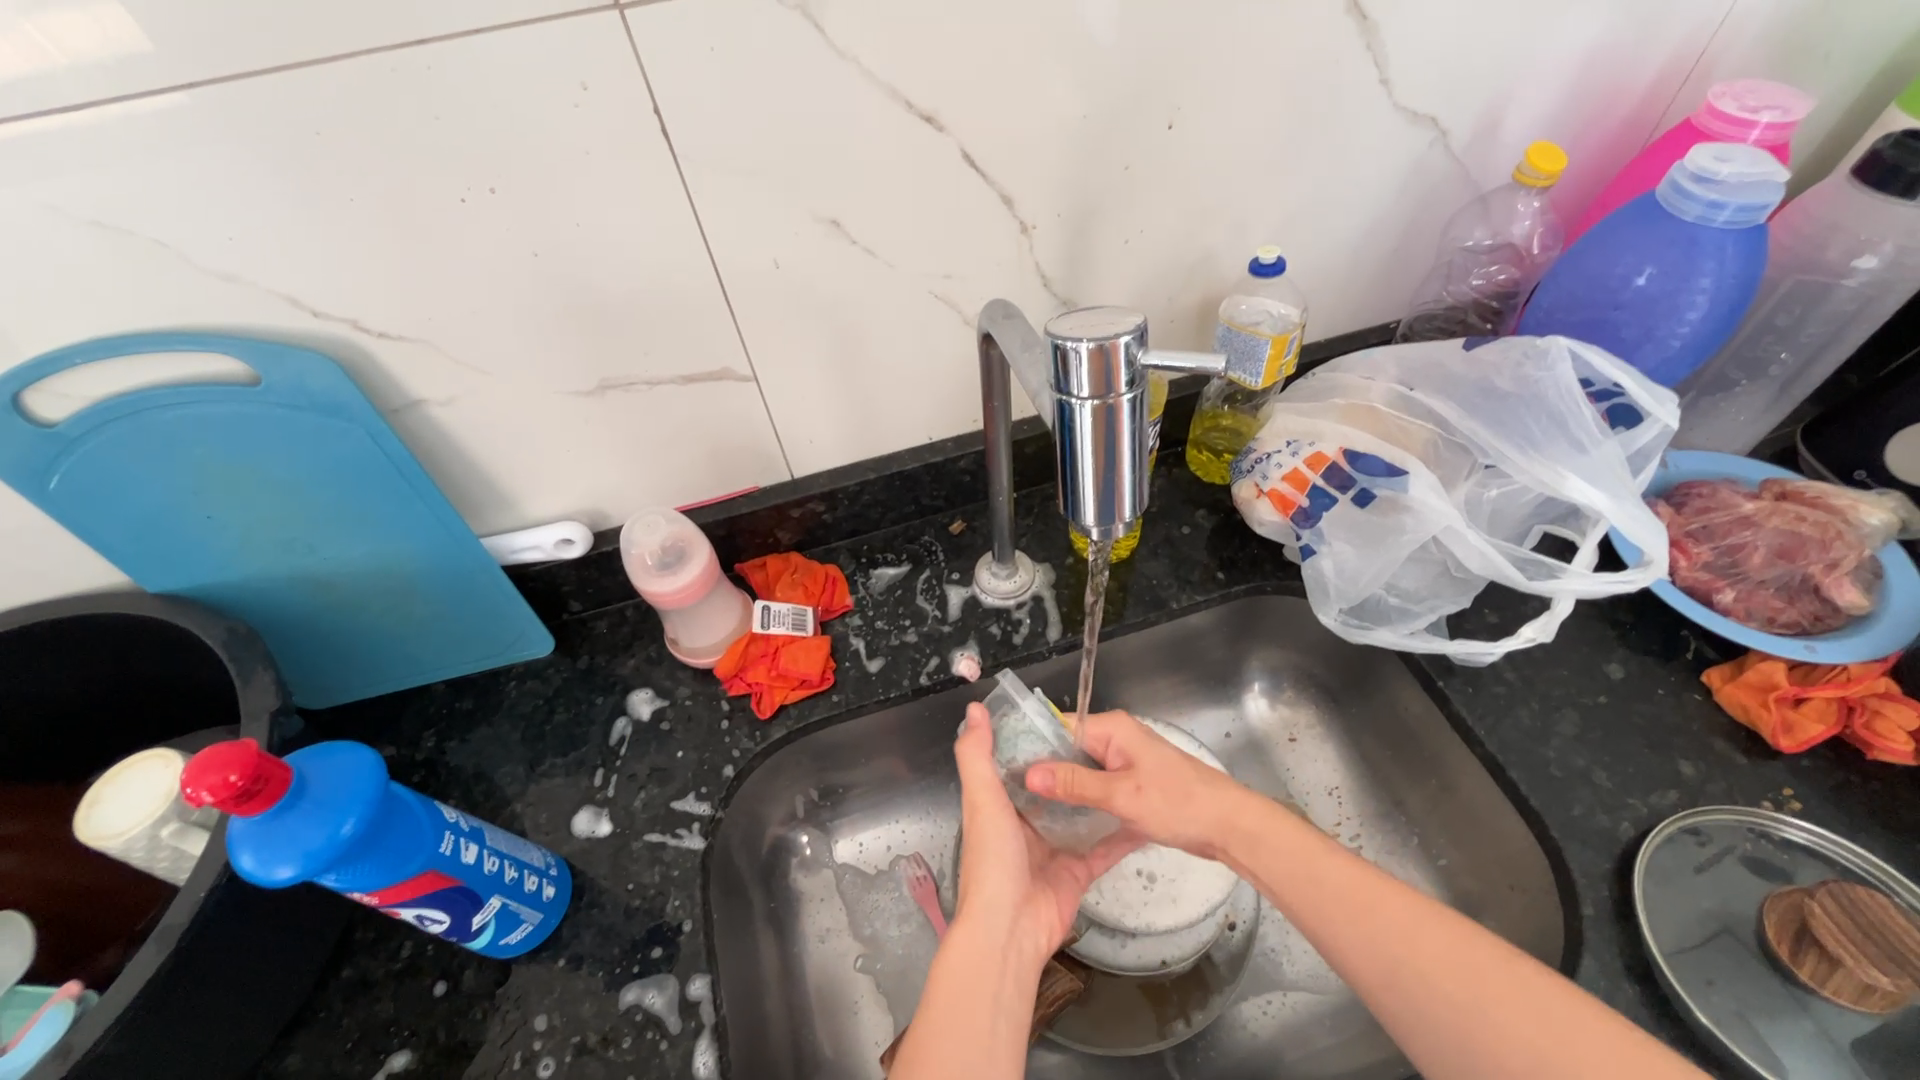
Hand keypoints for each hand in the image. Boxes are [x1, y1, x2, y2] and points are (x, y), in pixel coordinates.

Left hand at [951, 702, 1138, 964]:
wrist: (1009, 929)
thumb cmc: (993, 859)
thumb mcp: (981, 799)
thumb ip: (977, 755)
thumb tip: (976, 710)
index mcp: (1001, 806)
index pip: (1022, 767)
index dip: (1039, 744)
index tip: (1066, 719)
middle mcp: (1027, 826)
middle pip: (1056, 790)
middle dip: (1077, 770)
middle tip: (1109, 743)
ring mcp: (1054, 850)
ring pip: (1083, 817)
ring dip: (1102, 798)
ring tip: (1131, 770)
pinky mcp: (1079, 872)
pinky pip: (1104, 849)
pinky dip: (1122, 835)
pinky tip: (1144, 815)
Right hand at [1026, 710, 1253, 860]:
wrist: (1228, 826)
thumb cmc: (1178, 803)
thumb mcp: (1122, 795)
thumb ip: (1075, 785)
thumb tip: (1029, 773)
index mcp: (1111, 729)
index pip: (1057, 727)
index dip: (1030, 746)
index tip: (1001, 769)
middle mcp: (1114, 740)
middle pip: (1066, 751)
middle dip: (1041, 771)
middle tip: (1008, 797)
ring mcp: (1122, 764)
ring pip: (1079, 773)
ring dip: (1061, 790)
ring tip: (1025, 811)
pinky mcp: (1130, 787)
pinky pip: (1095, 789)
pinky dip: (1080, 802)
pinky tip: (1058, 823)